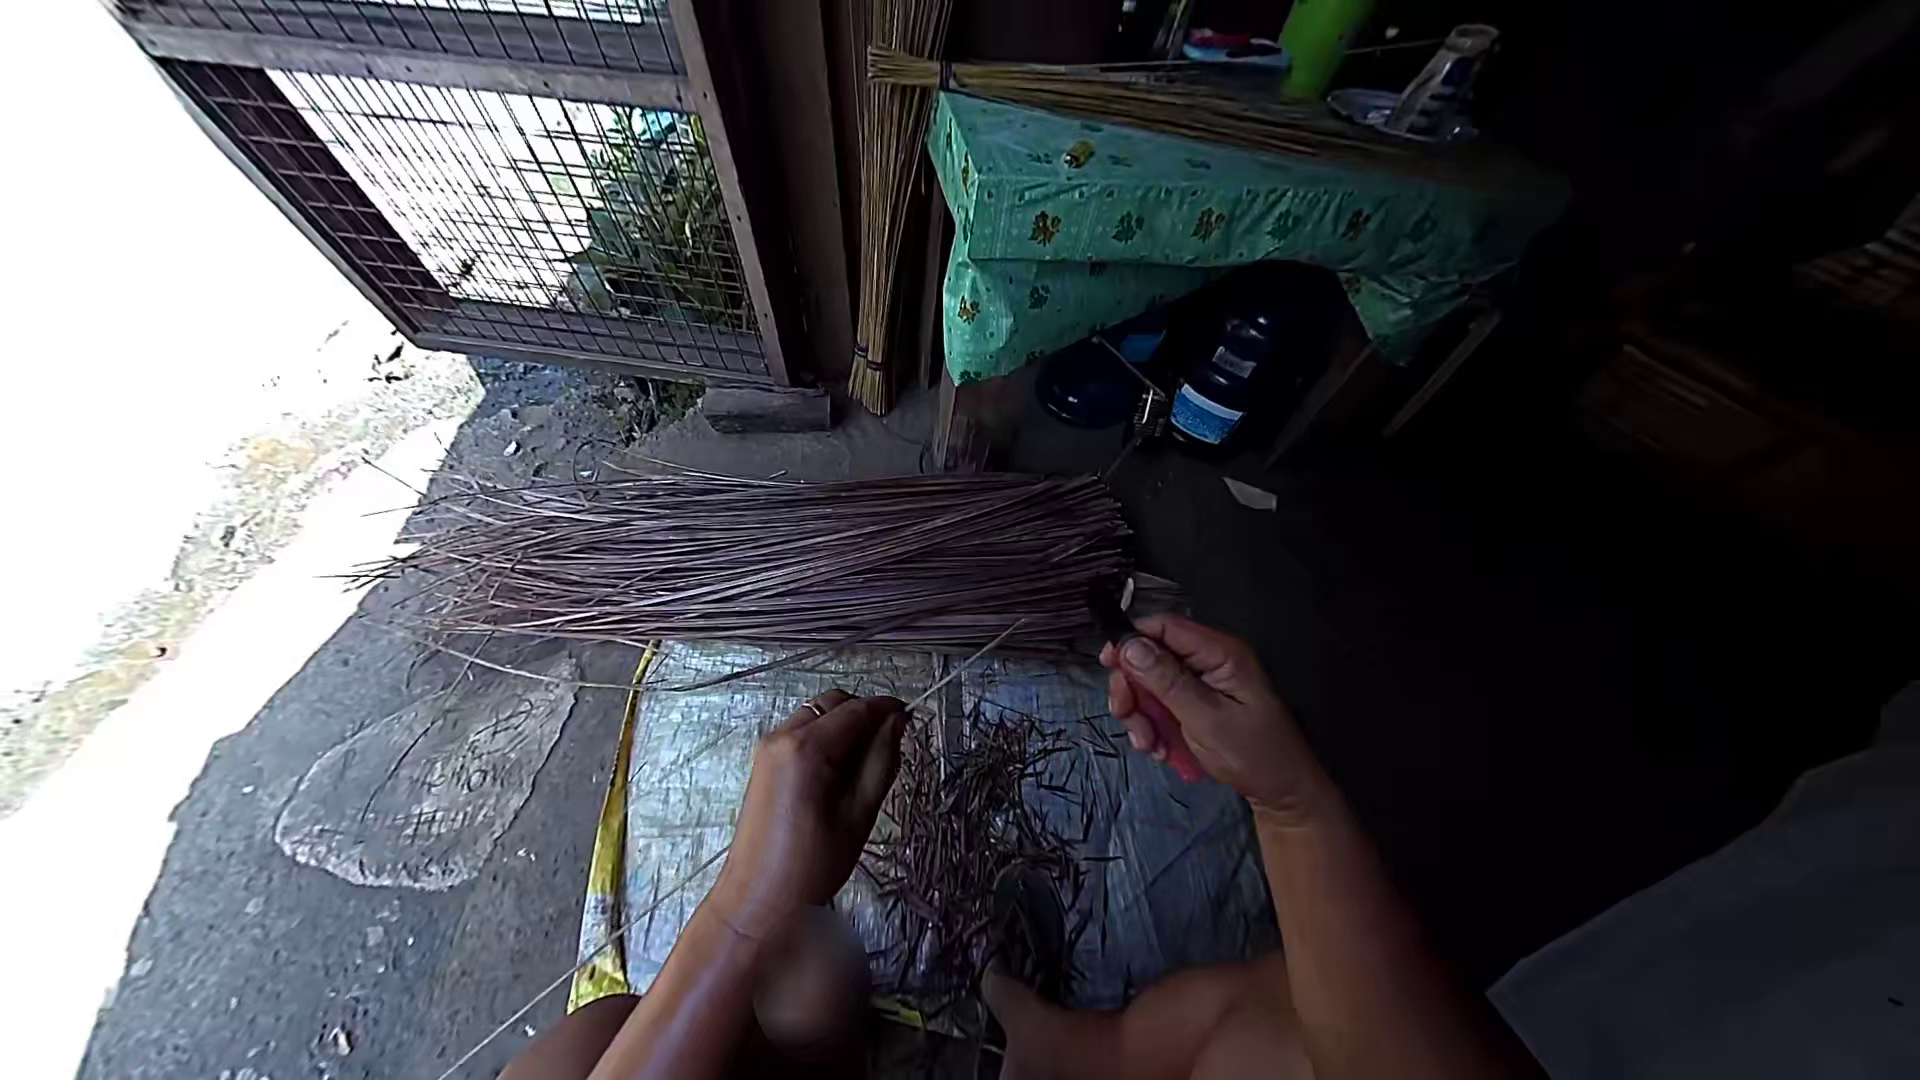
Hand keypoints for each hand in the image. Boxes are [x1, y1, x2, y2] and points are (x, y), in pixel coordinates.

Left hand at [709, 691, 905, 940]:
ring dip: (844, 723)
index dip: (886, 708)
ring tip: (865, 760)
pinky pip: (801, 730)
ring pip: (817, 713)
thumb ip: (881, 760)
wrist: (756, 905)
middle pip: (833, 703)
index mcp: (807, 748)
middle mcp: (783, 736)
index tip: (909, 715)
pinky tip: (838, 769)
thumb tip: (897, 722)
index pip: (855, 709)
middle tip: (889, 741)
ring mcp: (768, 747)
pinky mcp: (763, 761)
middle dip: (864, 713)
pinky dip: (825, 735)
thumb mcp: (859, 813)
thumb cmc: (813, 865)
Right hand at [1100, 614, 1327, 822]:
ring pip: (1148, 683)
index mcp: (1219, 653)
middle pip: (1149, 656)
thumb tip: (1131, 645)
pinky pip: (1157, 705)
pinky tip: (1159, 747)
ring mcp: (1199, 683)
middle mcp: (1207, 661)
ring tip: (1148, 743)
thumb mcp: (1207, 719)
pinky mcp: (1193, 703)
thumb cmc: (1255, 755)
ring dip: (1139, 713)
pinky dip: (1150, 725)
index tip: (1108, 663)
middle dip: (1132, 687)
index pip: (1164, 626)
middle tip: (1125, 715)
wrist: (1283, 795)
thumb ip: (1167, 680)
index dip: (1131, 639)